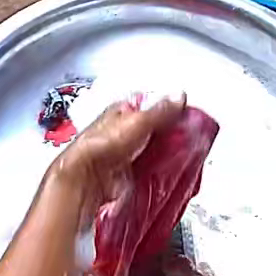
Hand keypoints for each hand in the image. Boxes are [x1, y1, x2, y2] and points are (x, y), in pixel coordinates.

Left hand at [47, 96, 185, 210]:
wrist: (88, 178)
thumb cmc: (101, 145)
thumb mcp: (139, 121)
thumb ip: (161, 110)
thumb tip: (179, 97)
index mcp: (121, 112)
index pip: (150, 104)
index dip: (168, 107)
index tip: (186, 111)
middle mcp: (122, 132)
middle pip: (154, 129)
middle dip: (170, 133)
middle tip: (187, 135)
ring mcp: (125, 153)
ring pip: (153, 150)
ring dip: (167, 153)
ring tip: (183, 154)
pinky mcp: (128, 173)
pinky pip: (150, 169)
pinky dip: (161, 170)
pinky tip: (169, 171)